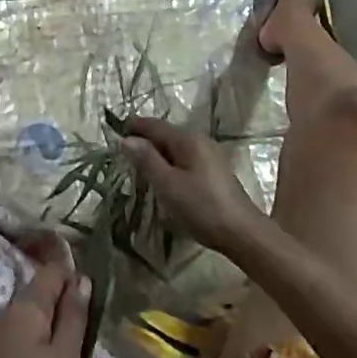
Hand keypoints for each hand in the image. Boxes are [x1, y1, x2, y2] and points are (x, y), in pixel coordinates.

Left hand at [0, 234, 90, 357]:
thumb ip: (75, 315)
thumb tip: (82, 278)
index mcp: (25, 308)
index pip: (54, 272)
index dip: (78, 283)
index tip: (95, 312)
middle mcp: (13, 322)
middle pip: (56, 314)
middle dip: (78, 343)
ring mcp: (7, 351)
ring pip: (52, 346)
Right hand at [120, 117, 264, 254]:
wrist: (241, 232)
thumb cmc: (201, 207)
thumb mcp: (168, 185)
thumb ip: (147, 160)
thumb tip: (127, 139)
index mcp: (188, 139)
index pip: (155, 125)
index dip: (134, 125)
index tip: (115, 129)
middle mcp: (200, 140)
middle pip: (166, 134)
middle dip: (145, 139)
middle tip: (123, 151)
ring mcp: (210, 154)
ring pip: (176, 147)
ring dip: (158, 152)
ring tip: (140, 165)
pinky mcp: (215, 170)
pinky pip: (186, 158)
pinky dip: (171, 162)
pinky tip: (165, 176)